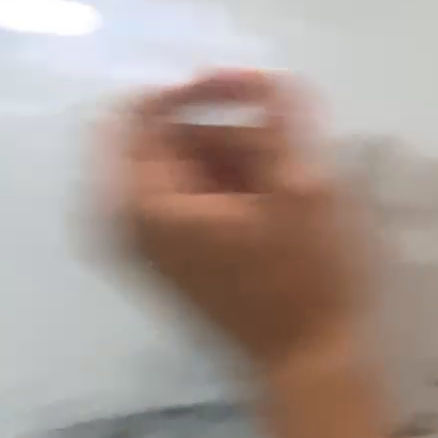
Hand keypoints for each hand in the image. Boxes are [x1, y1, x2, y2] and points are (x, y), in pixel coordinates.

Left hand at [107, 70, 361, 374]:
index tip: (267, 89)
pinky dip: (246, 193)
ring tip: (303, 192)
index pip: (145, 115)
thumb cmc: (305, 277)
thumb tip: (266, 78)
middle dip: (239, 138)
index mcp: (141, 202)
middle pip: (172, 144)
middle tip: (301, 159)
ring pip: (196, 174)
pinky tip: (289, 212)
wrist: (308, 358)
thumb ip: (278, 130)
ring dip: (251, 167)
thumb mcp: (299, 194)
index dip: (204, 90)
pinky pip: (205, 204)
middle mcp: (129, 220)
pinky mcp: (184, 260)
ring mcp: (154, 244)